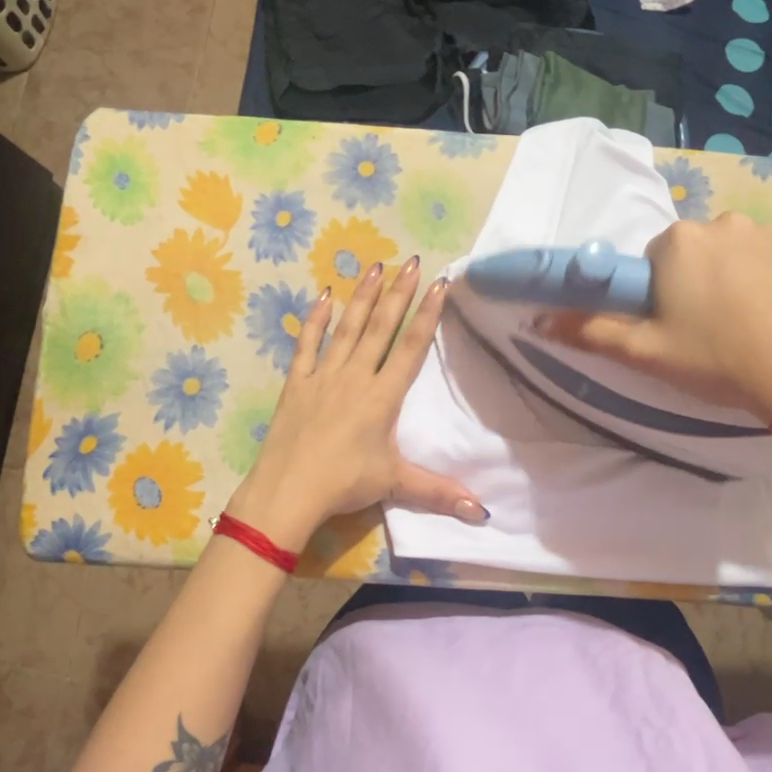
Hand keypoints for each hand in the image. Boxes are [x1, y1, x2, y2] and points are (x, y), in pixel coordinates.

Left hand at [226, 256, 487, 550]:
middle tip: (410, 260)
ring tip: (375, 266)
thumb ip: (439, 491)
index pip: (411, 348)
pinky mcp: (296, 383)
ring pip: (347, 328)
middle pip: (381, 328)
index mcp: (383, 396)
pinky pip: (307, 344)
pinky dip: (315, 320)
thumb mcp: (395, 484)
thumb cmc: (344, 484)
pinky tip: (323, 296)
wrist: (288, 490)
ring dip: (363, 297)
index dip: (427, 314)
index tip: (439, 283)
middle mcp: (356, 376)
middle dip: (398, 293)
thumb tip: (482, 511)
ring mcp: (323, 376)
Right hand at [536, 214, 771, 421]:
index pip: (655, 259)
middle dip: (697, 281)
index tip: (675, 326)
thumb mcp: (646, 353)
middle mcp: (725, 222)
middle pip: (697, 251)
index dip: (659, 294)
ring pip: (739, 253)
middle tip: (709, 331)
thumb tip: (539, 317)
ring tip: (750, 326)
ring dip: (737, 278)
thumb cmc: (718, 362)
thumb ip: (590, 330)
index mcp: (679, 242)